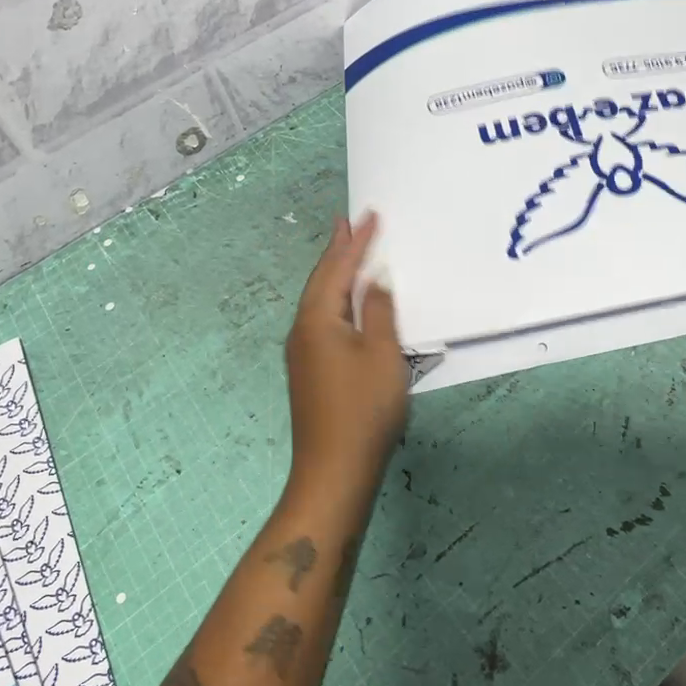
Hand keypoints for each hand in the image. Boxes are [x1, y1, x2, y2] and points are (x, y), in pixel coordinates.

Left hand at [283, 214, 408, 491]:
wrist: (334, 471)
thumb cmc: (363, 408)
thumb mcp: (382, 354)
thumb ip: (379, 311)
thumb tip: (374, 280)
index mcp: (318, 319)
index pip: (337, 269)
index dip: (355, 241)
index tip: (369, 215)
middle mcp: (302, 331)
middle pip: (321, 281)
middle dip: (337, 252)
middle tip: (350, 224)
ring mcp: (303, 354)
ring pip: (320, 302)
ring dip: (336, 275)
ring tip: (350, 254)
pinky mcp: (310, 373)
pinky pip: (323, 320)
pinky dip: (337, 301)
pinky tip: (348, 305)